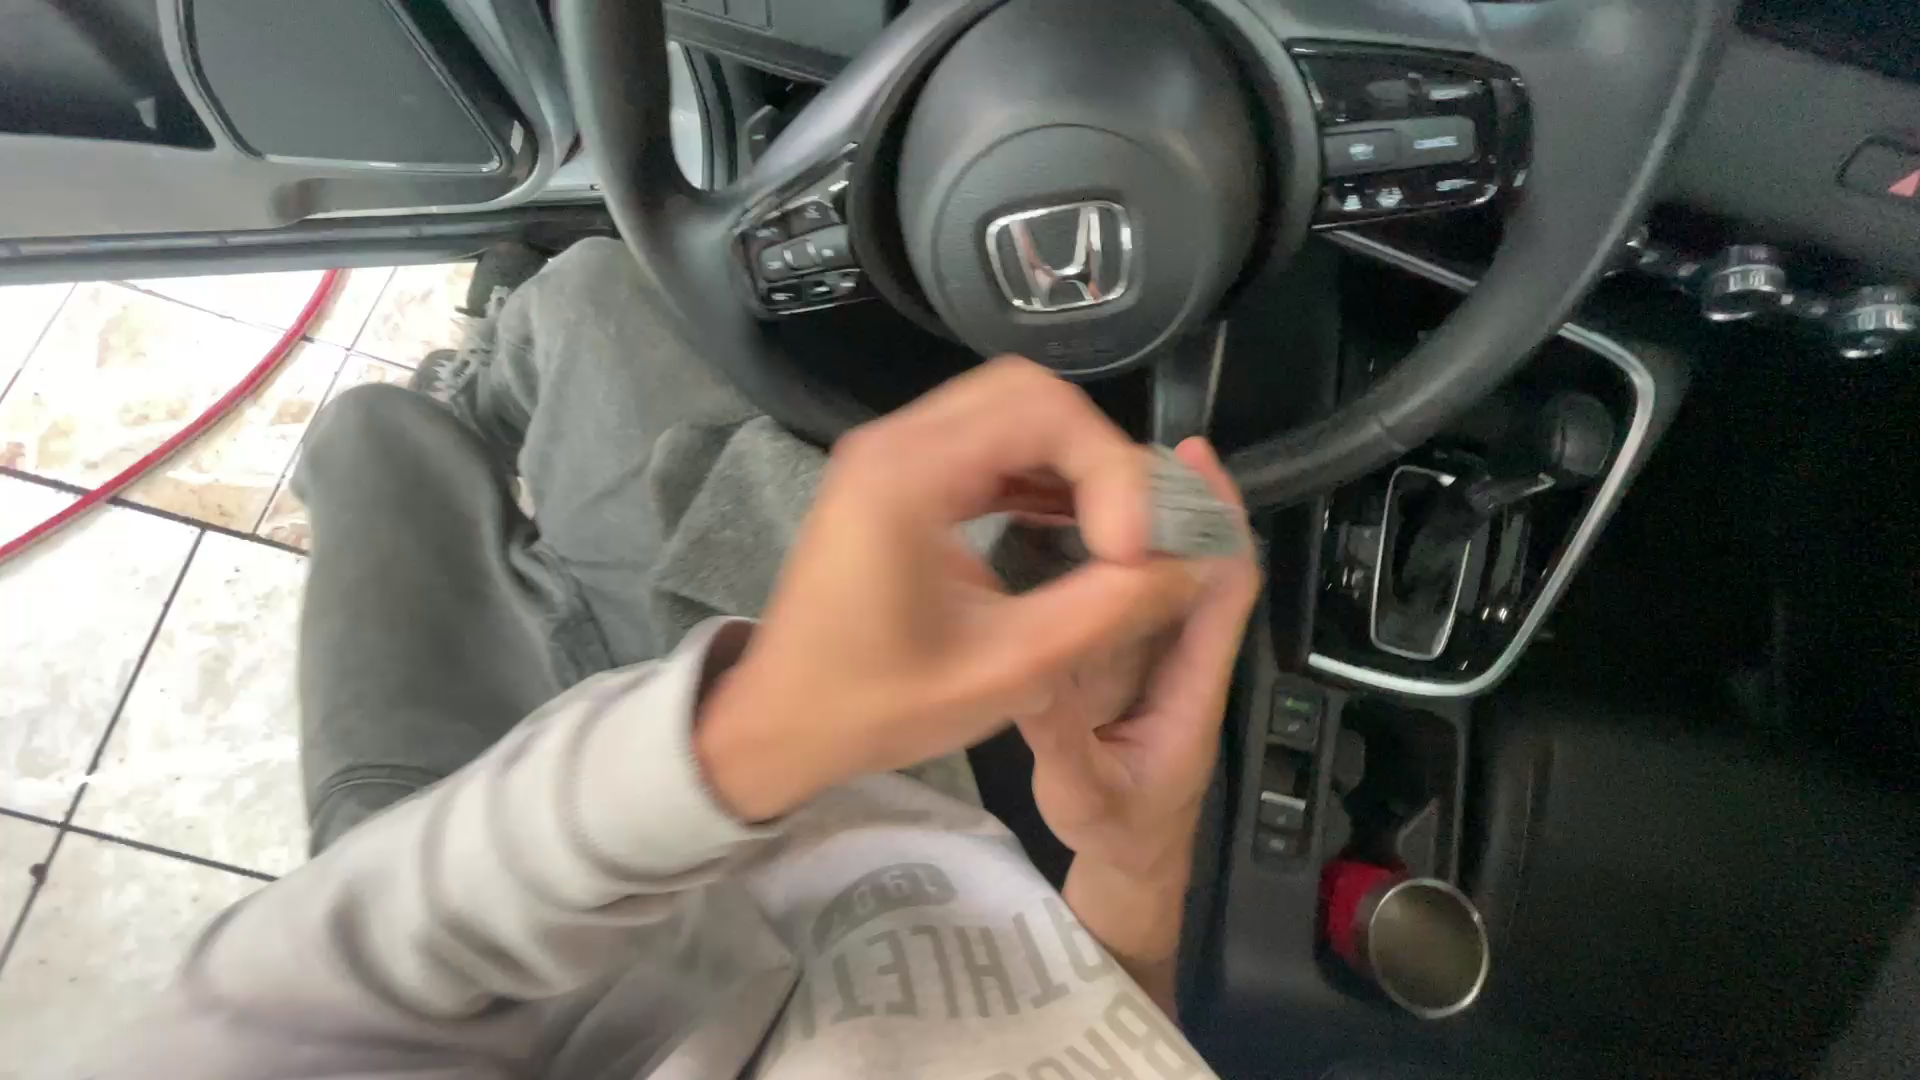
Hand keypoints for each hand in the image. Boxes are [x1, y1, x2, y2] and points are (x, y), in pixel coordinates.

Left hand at [695, 358, 1209, 820]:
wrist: (781, 723)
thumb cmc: (876, 707)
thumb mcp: (1007, 670)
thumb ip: (1108, 609)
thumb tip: (1190, 562)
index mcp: (906, 473)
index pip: (1042, 410)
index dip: (1111, 470)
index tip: (1134, 551)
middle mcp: (894, 441)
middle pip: (1027, 394)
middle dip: (1097, 456)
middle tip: (1133, 530)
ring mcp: (891, 455)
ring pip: (1009, 414)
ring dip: (1073, 463)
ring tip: (1118, 528)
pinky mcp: (898, 479)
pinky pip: (985, 448)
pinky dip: (1039, 475)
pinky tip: (1075, 521)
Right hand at [1018, 437, 1261, 884]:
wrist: (1124, 860)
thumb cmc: (1119, 830)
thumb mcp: (1085, 794)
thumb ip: (1062, 743)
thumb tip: (1030, 673)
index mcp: (1189, 684)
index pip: (1224, 590)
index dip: (1220, 523)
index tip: (1198, 463)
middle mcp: (1176, 655)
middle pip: (1194, 562)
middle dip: (1176, 500)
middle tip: (1128, 447)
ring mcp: (1145, 655)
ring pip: (1155, 572)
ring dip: (1140, 518)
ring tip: (1092, 470)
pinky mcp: (1114, 659)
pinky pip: (1117, 594)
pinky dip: (1105, 552)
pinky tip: (1065, 522)